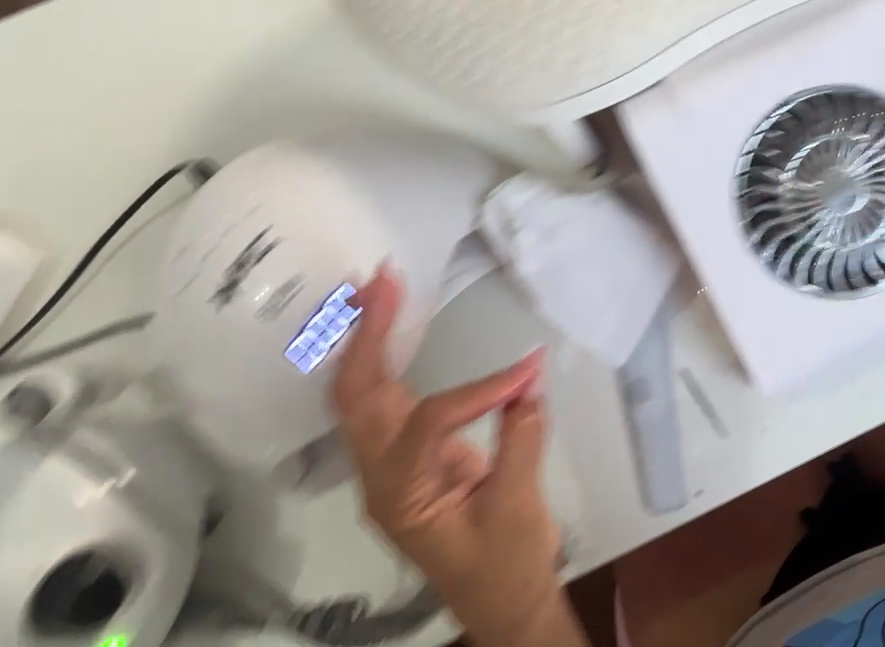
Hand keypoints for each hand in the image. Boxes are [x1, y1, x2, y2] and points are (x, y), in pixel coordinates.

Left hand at [333, 266, 572, 642]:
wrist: (502, 604)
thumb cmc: (506, 565)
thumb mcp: (519, 508)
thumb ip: (520, 439)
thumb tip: (528, 381)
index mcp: (403, 495)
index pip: (428, 424)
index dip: (478, 392)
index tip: (527, 373)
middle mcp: (380, 475)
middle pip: (355, 396)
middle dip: (366, 334)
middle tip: (382, 280)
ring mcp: (388, 464)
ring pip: (359, 393)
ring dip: (366, 338)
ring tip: (380, 288)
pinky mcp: (407, 454)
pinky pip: (383, 398)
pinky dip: (383, 356)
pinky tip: (393, 325)